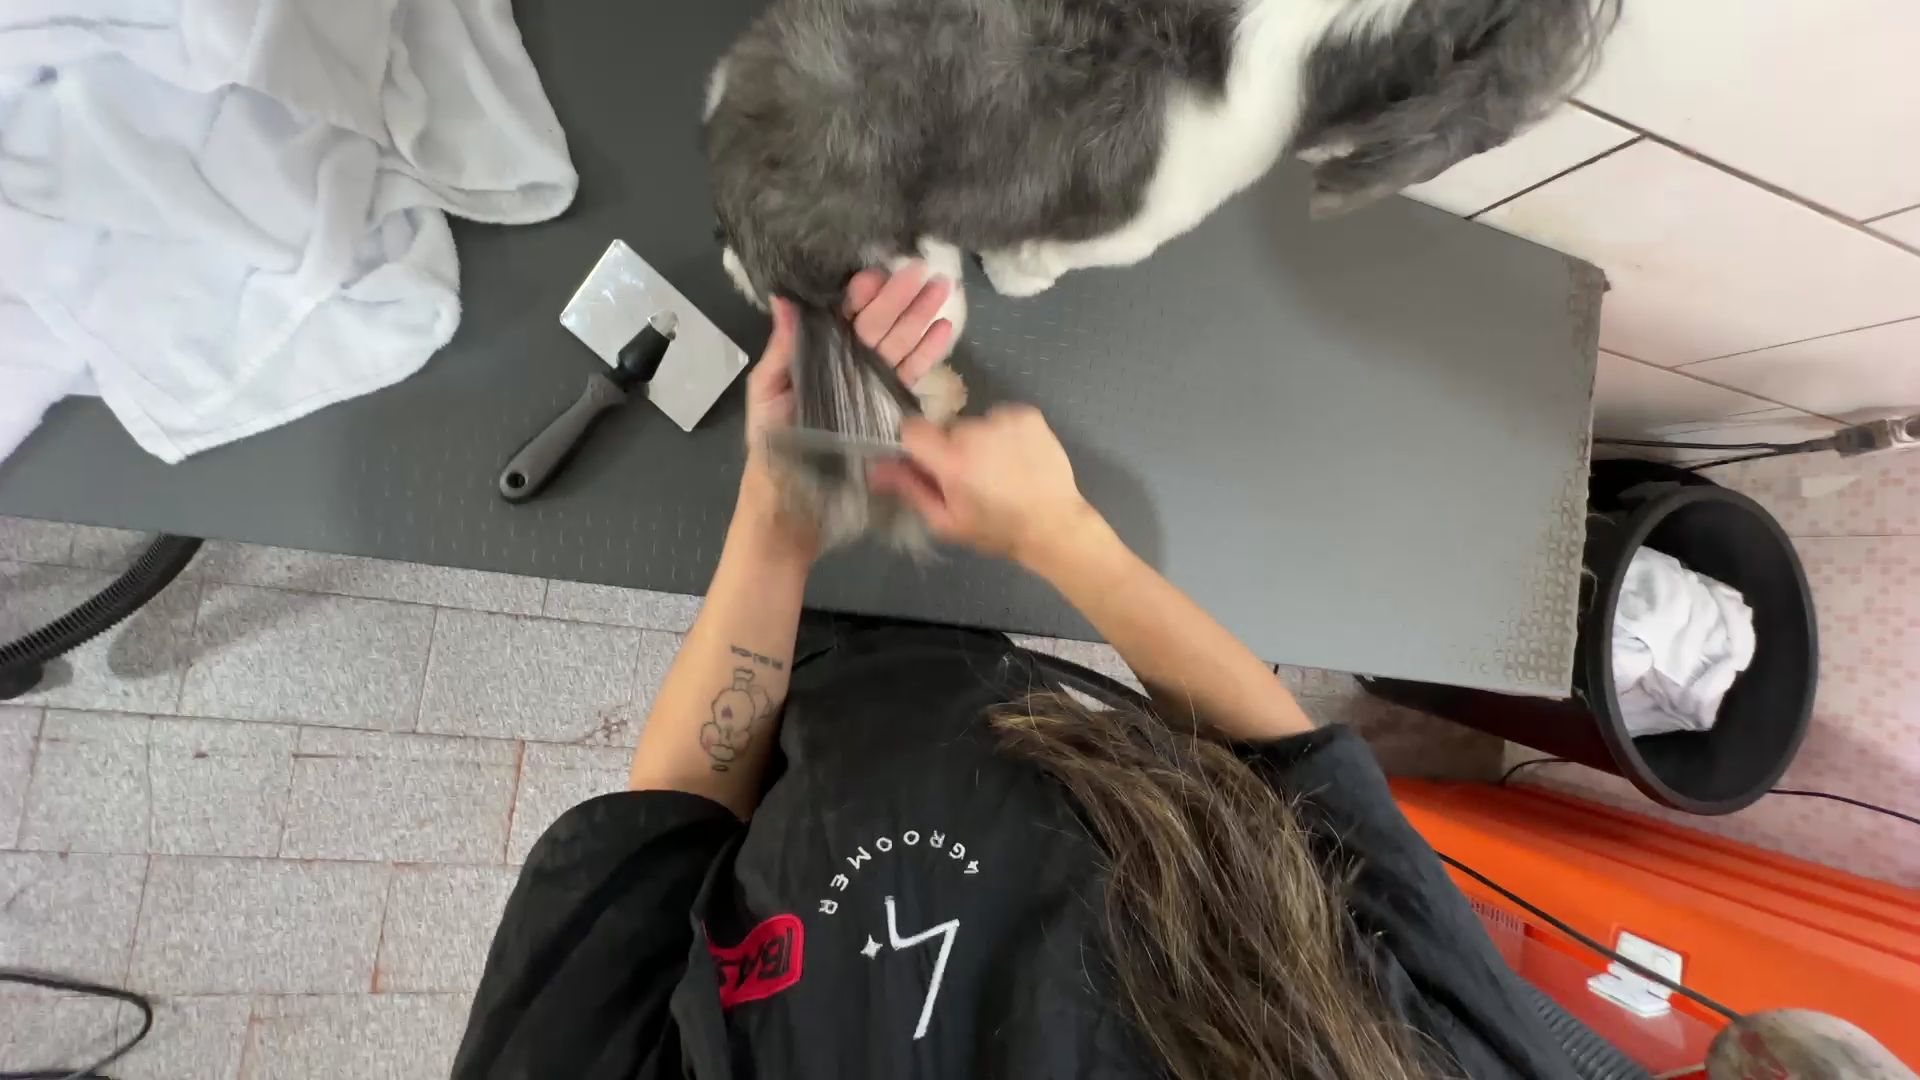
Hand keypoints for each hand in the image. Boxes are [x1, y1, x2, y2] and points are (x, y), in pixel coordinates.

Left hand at [736, 263, 957, 553]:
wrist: (793, 500)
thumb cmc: (773, 445)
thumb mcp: (768, 394)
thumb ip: (783, 349)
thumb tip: (782, 299)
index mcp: (817, 354)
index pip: (843, 317)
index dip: (859, 296)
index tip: (873, 277)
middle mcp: (848, 363)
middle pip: (877, 324)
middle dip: (900, 297)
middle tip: (922, 271)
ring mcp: (871, 384)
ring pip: (899, 344)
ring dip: (922, 317)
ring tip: (944, 291)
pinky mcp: (890, 408)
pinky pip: (911, 376)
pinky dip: (929, 353)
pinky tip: (945, 331)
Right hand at [868, 405, 1103, 567]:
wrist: (1054, 526)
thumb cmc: (996, 530)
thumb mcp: (947, 520)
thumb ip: (910, 489)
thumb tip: (875, 468)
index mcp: (951, 459)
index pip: (911, 428)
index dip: (914, 445)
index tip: (927, 463)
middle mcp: (976, 430)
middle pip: (946, 428)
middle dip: (952, 448)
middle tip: (971, 478)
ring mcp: (1005, 418)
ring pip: (975, 423)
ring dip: (980, 441)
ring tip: (999, 470)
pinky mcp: (1028, 414)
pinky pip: (1001, 418)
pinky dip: (1004, 434)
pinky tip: (1016, 459)